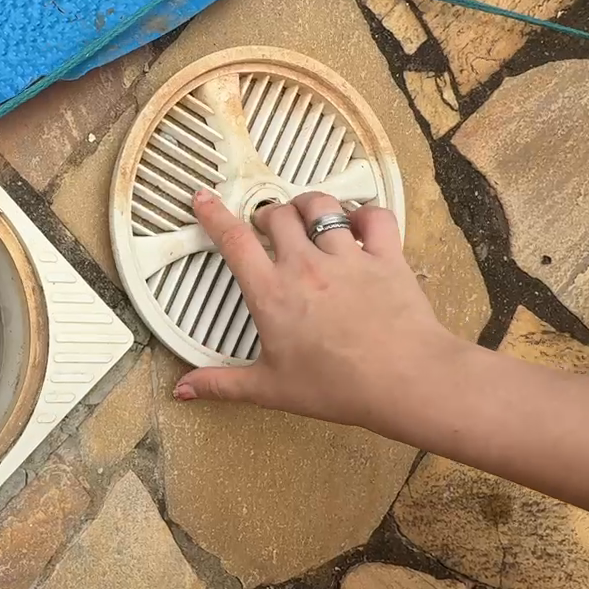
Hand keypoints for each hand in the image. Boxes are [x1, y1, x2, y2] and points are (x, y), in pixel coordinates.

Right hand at [174, 189, 469, 431]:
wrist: (407, 381)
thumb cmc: (336, 386)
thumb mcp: (269, 388)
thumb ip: (220, 384)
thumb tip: (181, 389)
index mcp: (271, 293)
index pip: (234, 240)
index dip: (213, 215)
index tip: (202, 198)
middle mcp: (305, 266)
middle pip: (278, 215)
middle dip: (267, 214)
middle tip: (266, 227)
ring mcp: (348, 258)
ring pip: (322, 207)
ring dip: (308, 205)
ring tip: (305, 216)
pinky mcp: (387, 258)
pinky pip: (375, 217)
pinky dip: (363, 214)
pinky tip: (357, 223)